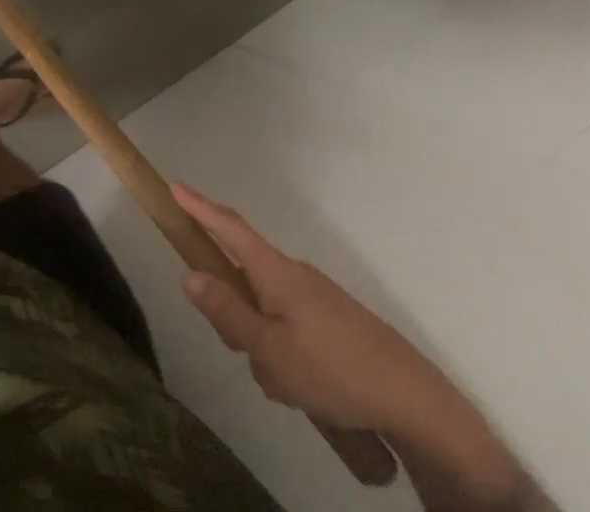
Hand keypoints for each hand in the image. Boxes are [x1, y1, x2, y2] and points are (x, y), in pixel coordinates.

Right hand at [173, 182, 468, 435]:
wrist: (415, 403)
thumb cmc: (333, 370)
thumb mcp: (268, 349)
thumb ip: (226, 312)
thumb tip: (191, 274)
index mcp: (277, 274)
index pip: (230, 229)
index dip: (200, 208)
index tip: (175, 186)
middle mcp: (296, 278)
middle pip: (244, 283)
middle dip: (235, 318)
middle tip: (246, 353)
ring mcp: (318, 301)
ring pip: (266, 316)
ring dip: (264, 348)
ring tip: (288, 385)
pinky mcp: (334, 325)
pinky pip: (290, 333)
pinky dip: (286, 359)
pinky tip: (306, 390)